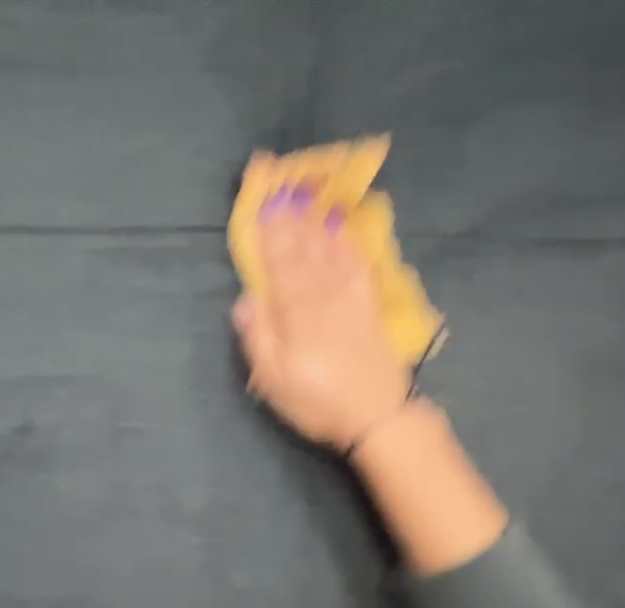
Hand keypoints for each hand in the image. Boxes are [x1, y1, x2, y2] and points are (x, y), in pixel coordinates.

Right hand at [232, 192, 412, 451]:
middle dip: (287, 212)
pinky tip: (338, 226)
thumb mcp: (275, 382)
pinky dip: (345, 241)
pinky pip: (355, 263)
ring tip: (301, 192)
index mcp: (295, 313)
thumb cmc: (317, 403)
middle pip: (301, 248)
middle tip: (277, 174)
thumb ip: (259, 338)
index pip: (277, 262)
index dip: (266, 228)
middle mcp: (322, 295)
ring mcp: (348, 297)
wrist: (378, 416)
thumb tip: (245, 299)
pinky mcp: (368, 305)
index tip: (258, 195)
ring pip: (327, 249)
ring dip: (312, 219)